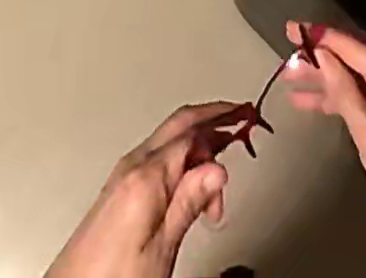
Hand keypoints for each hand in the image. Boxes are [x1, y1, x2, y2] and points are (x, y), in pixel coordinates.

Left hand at [46, 102, 237, 277]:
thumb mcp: (162, 249)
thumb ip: (190, 203)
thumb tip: (218, 168)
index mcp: (146, 175)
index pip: (192, 132)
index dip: (222, 125)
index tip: (245, 119)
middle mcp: (133, 165)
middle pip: (179, 124)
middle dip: (212, 118)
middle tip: (239, 118)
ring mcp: (124, 174)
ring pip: (170, 140)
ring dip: (198, 145)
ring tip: (219, 180)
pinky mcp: (120, 188)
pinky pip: (158, 156)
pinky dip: (182, 158)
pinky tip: (192, 180)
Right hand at [283, 23, 365, 277]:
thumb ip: (344, 90)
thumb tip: (322, 54)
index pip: (350, 43)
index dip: (319, 34)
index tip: (292, 27)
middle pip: (351, 52)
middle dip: (318, 48)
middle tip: (288, 44)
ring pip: (351, 72)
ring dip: (322, 73)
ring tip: (289, 74)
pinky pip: (357, 91)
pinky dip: (333, 94)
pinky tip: (306, 100)